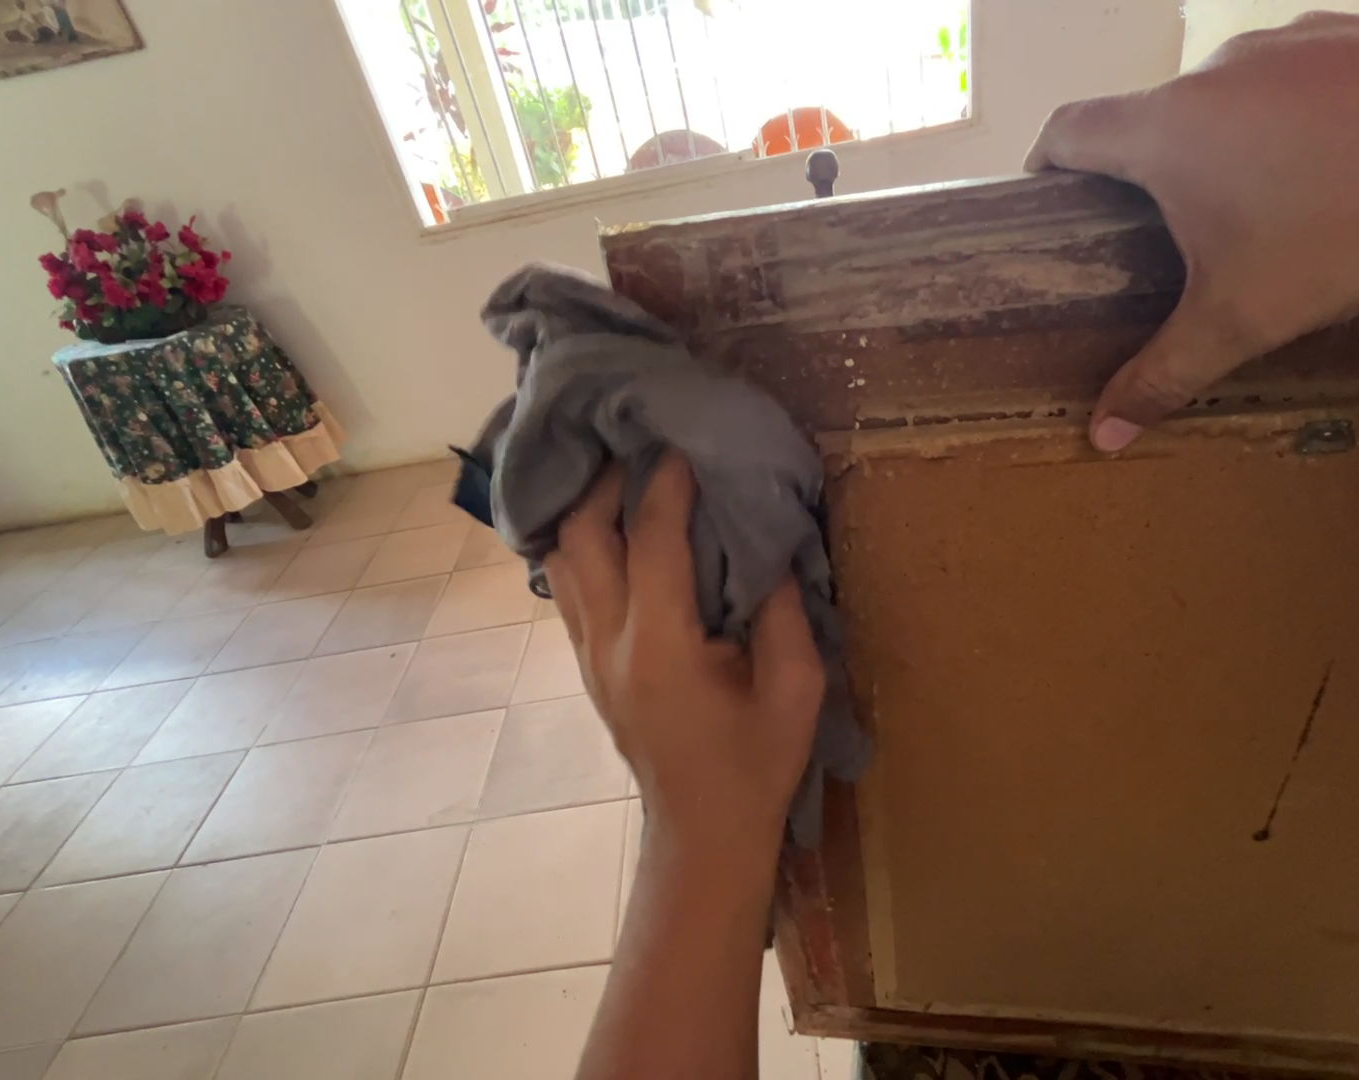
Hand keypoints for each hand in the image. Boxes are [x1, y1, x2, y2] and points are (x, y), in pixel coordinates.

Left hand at [543, 453, 824, 849]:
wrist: (701, 830)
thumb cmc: (754, 765)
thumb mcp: (796, 691)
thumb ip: (785, 614)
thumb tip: (770, 548)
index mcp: (662, 649)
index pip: (653, 541)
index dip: (666, 484)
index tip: (682, 443)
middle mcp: (609, 643)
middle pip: (580, 538)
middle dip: (605, 484)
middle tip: (642, 451)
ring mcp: (588, 655)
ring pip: (562, 559)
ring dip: (586, 511)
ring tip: (623, 482)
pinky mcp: (586, 663)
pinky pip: (568, 586)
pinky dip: (583, 546)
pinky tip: (615, 531)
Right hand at [1025, 14, 1358, 451]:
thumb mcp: (1245, 320)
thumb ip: (1161, 377)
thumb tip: (1100, 439)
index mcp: (1171, 129)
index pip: (1069, 128)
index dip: (1043, 165)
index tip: (1046, 205)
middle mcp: (1223, 69)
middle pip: (1144, 118)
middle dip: (1133, 174)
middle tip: (1151, 238)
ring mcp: (1303, 38)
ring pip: (1222, 96)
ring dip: (1210, 147)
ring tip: (1244, 208)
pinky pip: (1293, 78)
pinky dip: (1281, 121)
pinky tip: (1326, 169)